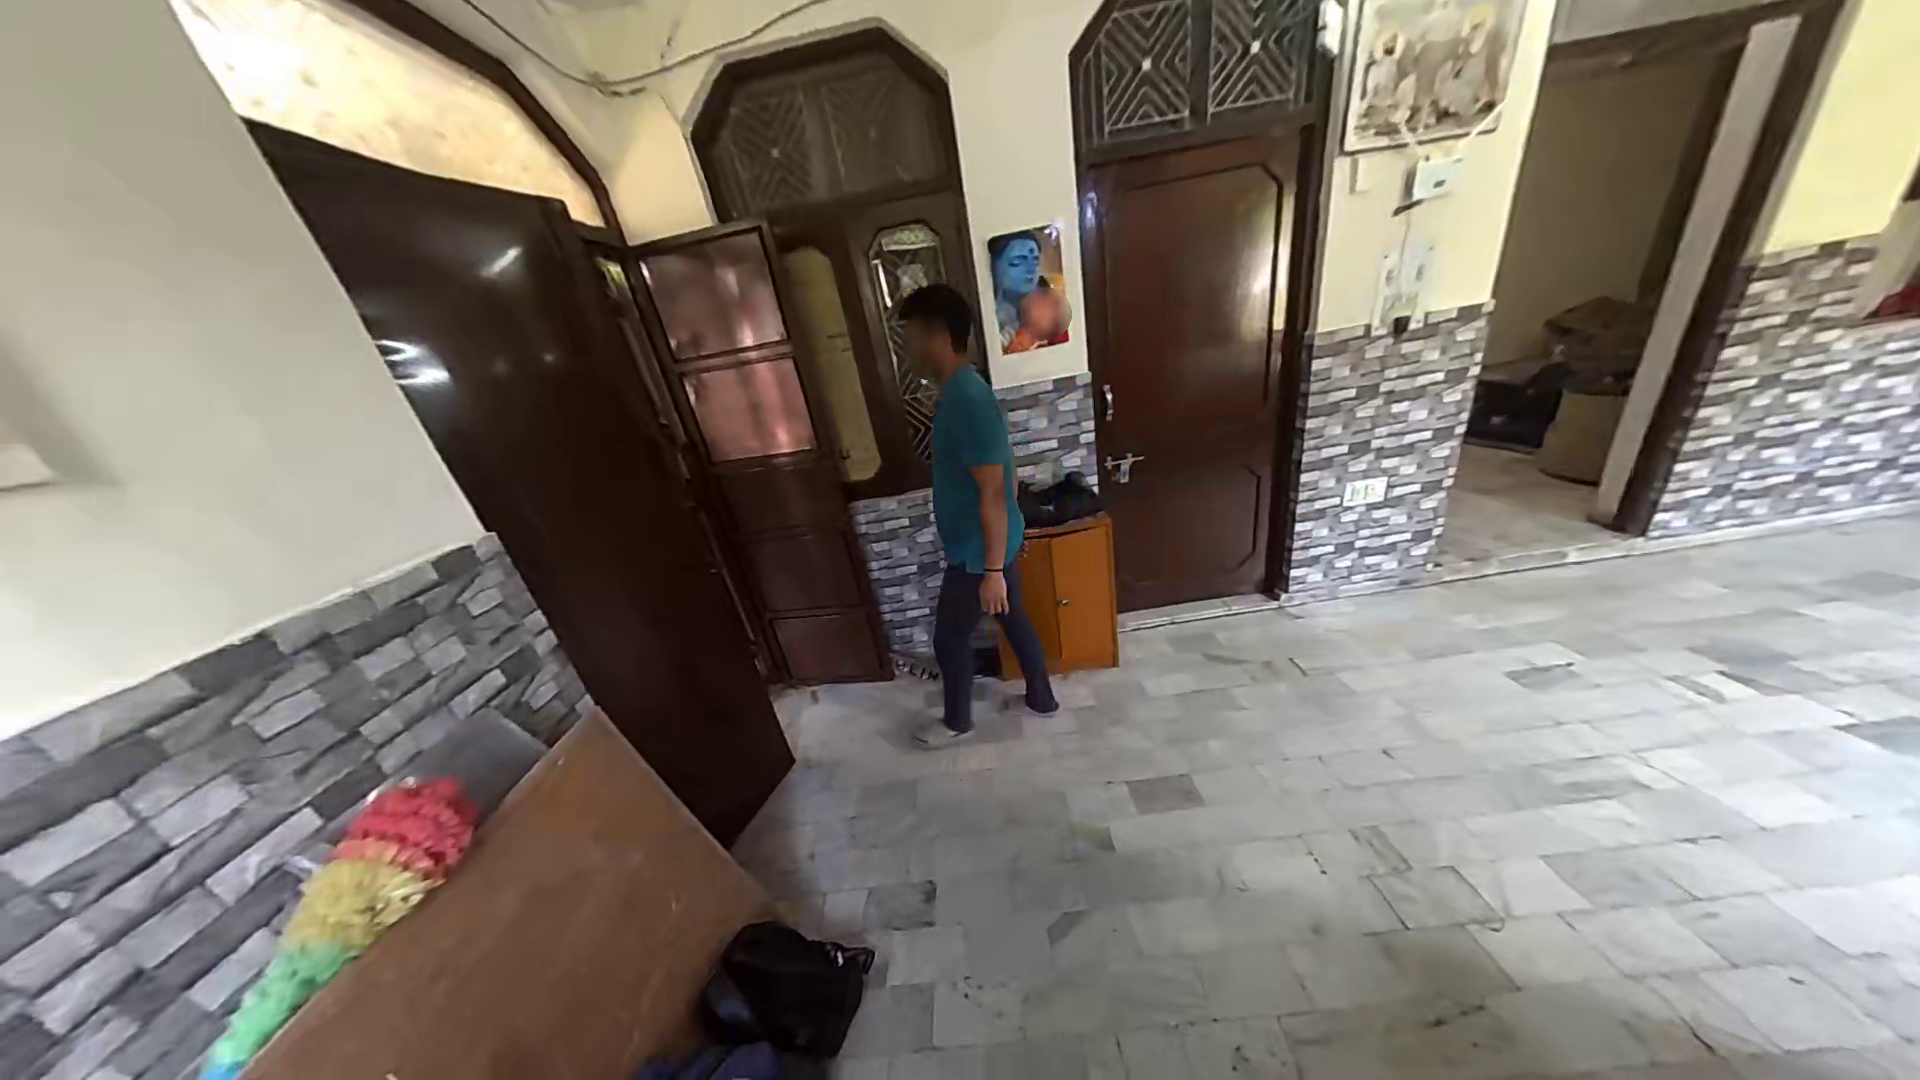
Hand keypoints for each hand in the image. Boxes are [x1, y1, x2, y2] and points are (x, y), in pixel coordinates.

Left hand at [980, 571, 1008, 614]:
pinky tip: (1006, 612)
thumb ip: (982, 597)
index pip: (984, 609)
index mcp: (983, 599)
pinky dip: (1006, 610)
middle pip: (991, 612)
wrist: (993, 575)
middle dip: (992, 612)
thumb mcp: (981, 590)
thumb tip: (983, 603)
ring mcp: (996, 599)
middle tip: (993, 610)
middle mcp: (989, 601)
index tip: (987, 609)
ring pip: (998, 610)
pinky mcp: (1003, 597)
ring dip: (998, 610)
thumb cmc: (986, 581)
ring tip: (999, 609)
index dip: (986, 610)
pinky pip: (1005, 606)